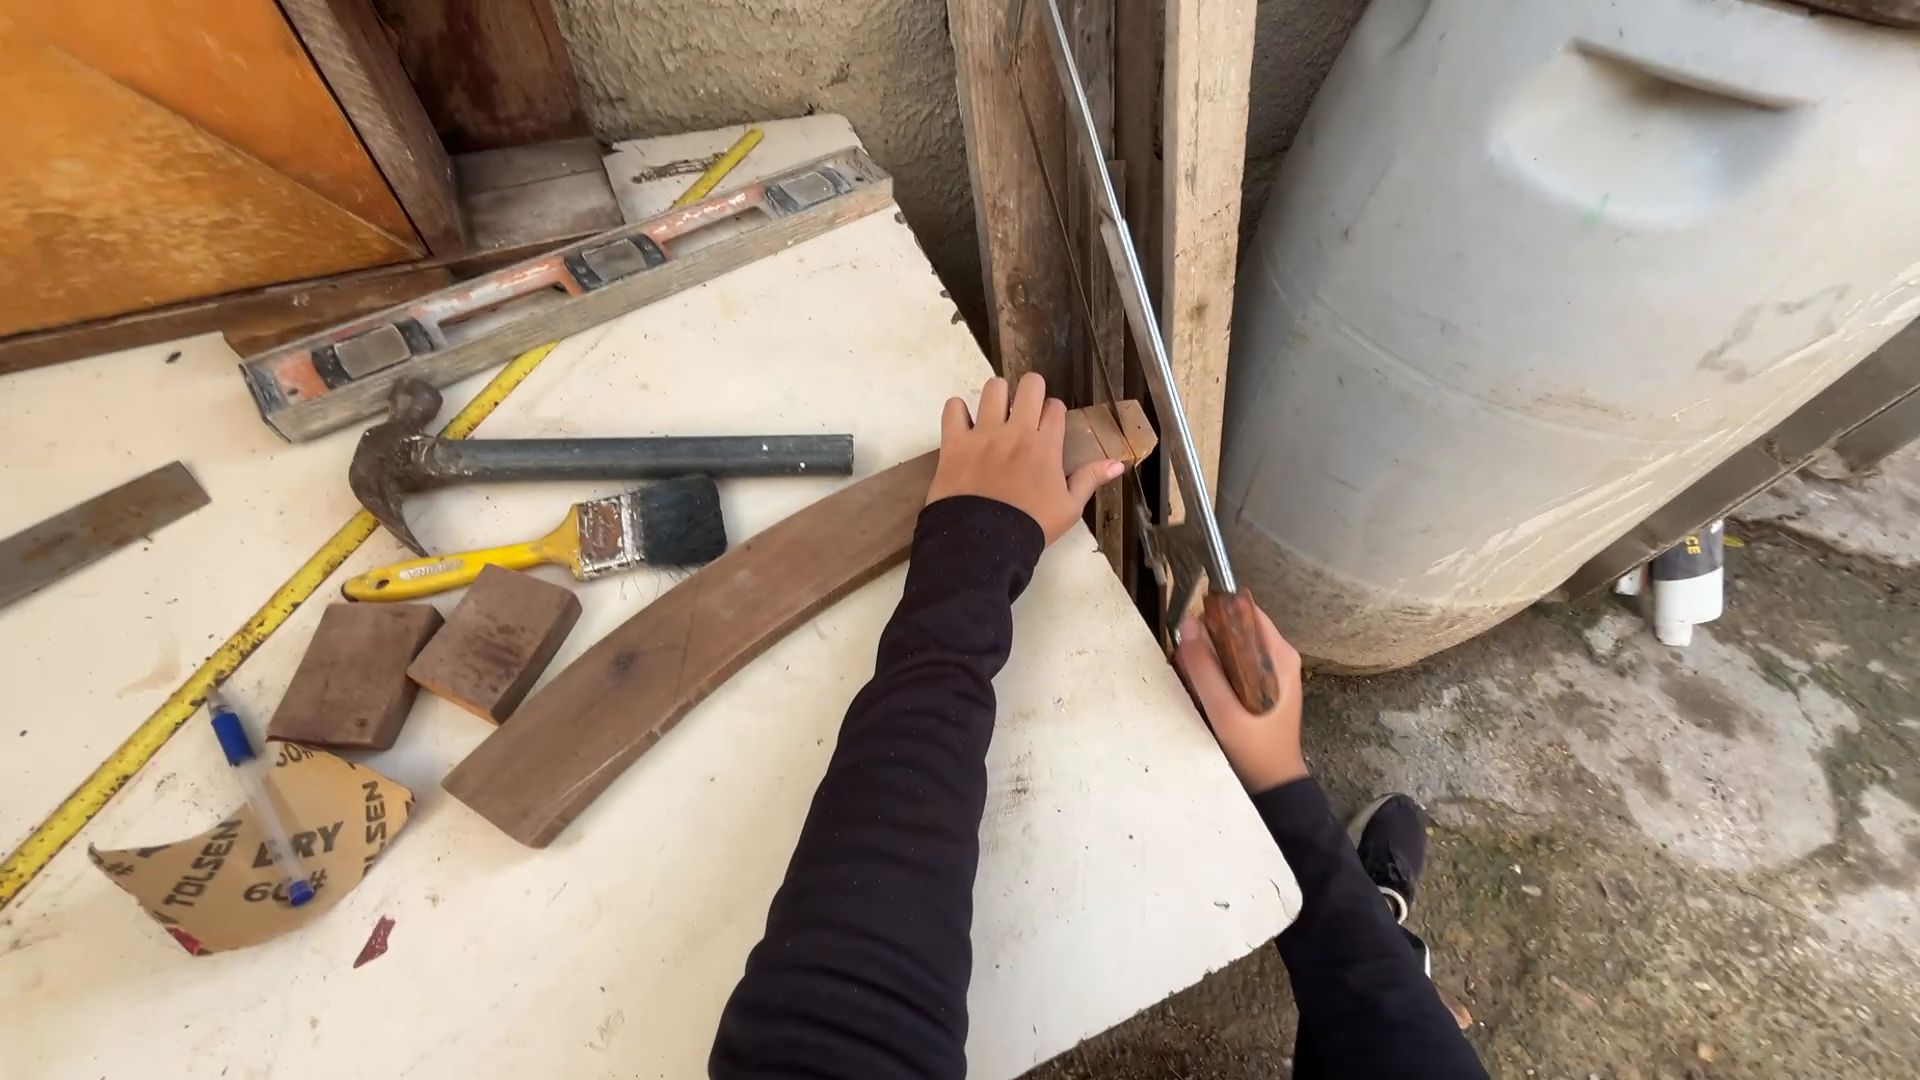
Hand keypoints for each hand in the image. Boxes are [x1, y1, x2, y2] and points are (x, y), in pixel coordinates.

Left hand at [927, 373, 1122, 544]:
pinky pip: (953, 408)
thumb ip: (1090, 479)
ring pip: (992, 389)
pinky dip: (958, 410)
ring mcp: (983, 434)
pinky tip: (964, 422)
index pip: (1055, 407)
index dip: (1053, 413)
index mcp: (1046, 446)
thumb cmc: (1031, 526)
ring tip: (996, 411)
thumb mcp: (1069, 508)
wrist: (985, 542)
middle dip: (1031, 391)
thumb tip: (1117, 463)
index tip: (1048, 425)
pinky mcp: (954, 442)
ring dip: (997, 396)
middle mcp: (1016, 432)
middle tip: (1025, 406)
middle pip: (1029, 386)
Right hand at [1176, 603, 1307, 792]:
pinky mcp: (1264, 684)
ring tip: (1194, 678)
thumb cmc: (1253, 747)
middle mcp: (1280, 656)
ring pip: (1233, 645)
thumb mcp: (1223, 709)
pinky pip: (1234, 662)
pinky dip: (1216, 668)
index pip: (1247, 611)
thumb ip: (1204, 668)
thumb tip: (1188, 624)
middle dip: (1208, 637)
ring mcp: (1273, 670)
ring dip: (1209, 655)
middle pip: (1237, 627)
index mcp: (1280, 655)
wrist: (1272, 782)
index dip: (1217, 612)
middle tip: (1188, 659)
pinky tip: (1204, 689)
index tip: (1192, 626)